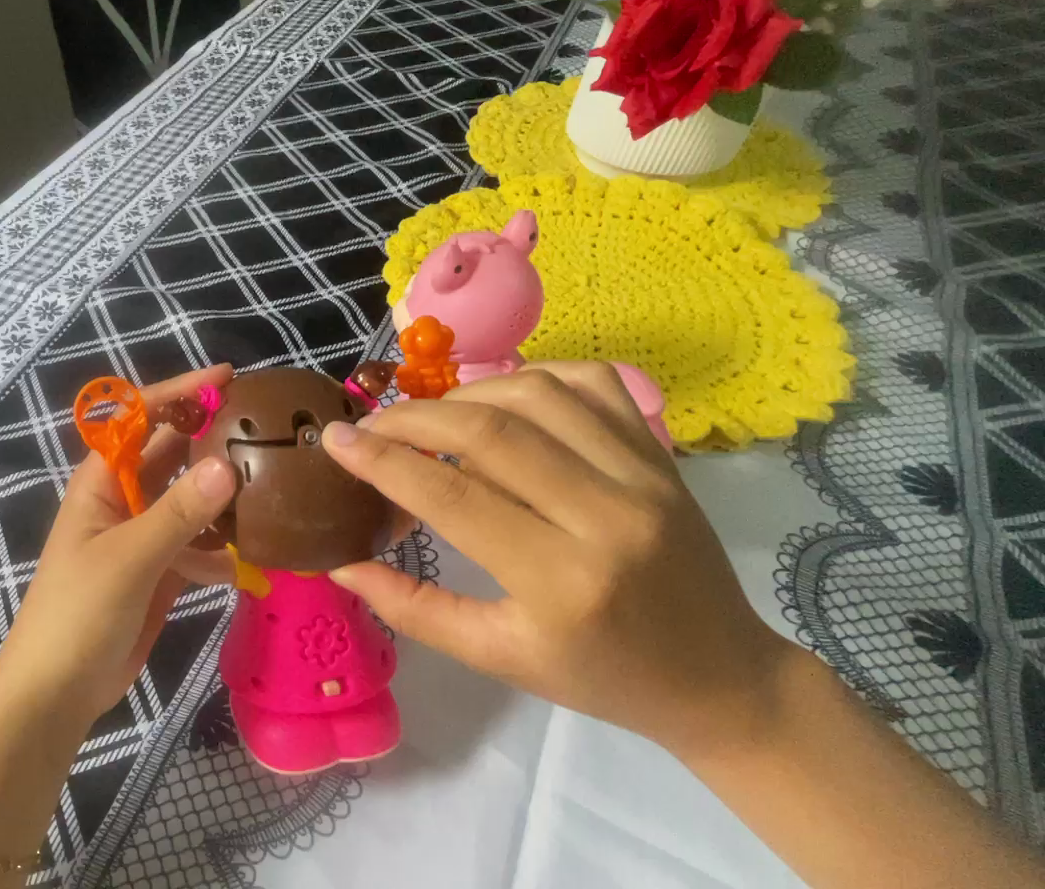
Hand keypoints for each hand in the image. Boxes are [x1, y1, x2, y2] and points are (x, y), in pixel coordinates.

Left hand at [0, 364, 238, 729]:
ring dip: (224, 497)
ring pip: (190, 501)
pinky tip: (255, 557)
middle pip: (172, 455)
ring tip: (275, 489)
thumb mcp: (129, 558)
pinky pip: (197, 546)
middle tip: (270, 432)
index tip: (227, 378)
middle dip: (212, 441)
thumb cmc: (77, 612)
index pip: (140, 419)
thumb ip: (177, 513)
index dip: (179, 393)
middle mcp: (123, 500)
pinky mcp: (159, 571)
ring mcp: (142, 536)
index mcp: (102, 482)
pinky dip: (222, 549)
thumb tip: (227, 464)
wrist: (56, 690)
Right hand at [321, 361, 796, 758]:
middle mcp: (608, 517)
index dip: (382, 460)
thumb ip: (411, 608)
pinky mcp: (661, 454)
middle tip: (371, 427)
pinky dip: (531, 378)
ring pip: (534, 394)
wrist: (720, 675)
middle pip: (488, 432)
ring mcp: (644, 476)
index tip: (334, 438)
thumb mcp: (496, 657)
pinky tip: (501, 403)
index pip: (451, 496)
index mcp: (562, 581)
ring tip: (433, 423)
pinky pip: (589, 383)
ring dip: (465, 397)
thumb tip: (339, 563)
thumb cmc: (599, 674)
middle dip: (411, 419)